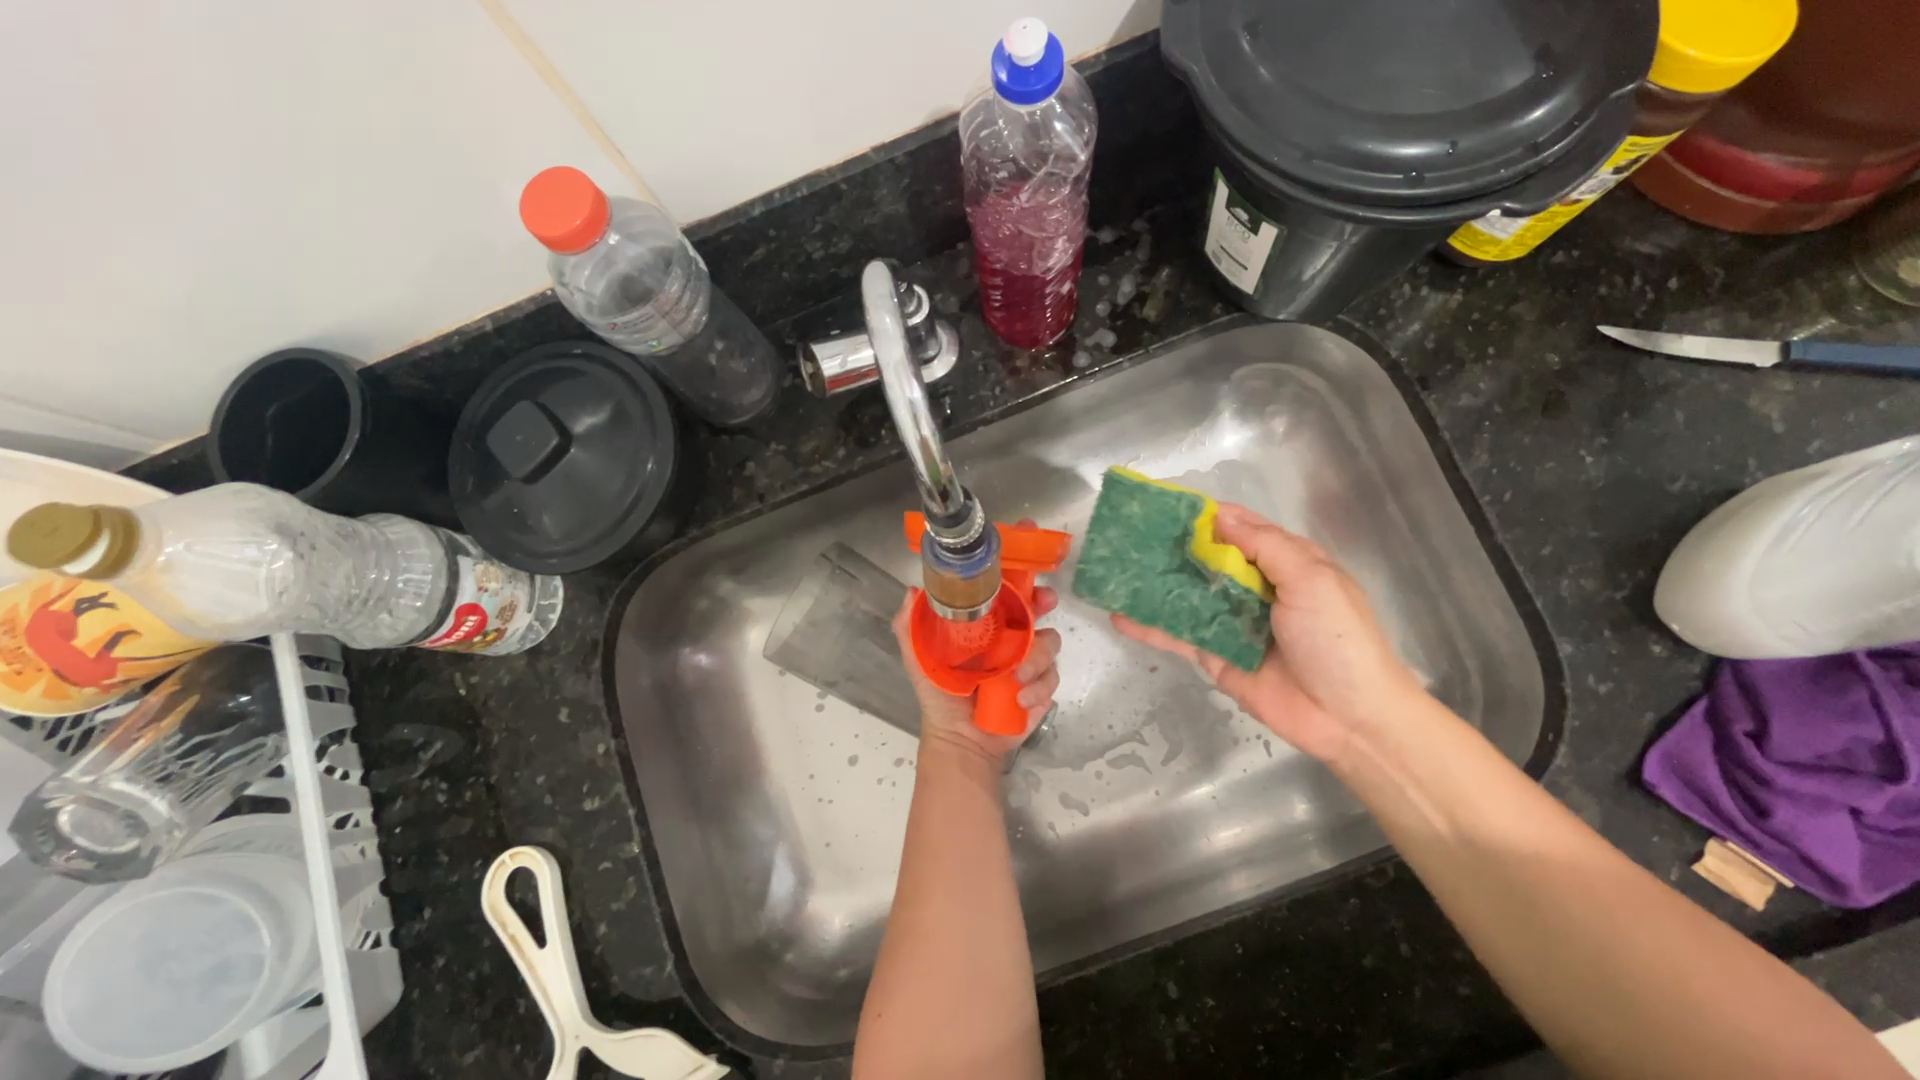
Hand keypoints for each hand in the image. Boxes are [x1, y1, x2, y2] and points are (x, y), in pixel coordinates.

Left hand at [893, 584, 1061, 767]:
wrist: (958, 739)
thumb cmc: (940, 695)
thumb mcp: (919, 660)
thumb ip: (910, 628)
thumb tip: (912, 591)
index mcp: (986, 627)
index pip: (1006, 596)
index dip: (1017, 583)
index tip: (1019, 580)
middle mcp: (1011, 639)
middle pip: (1038, 611)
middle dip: (1045, 602)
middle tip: (1044, 605)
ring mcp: (1031, 663)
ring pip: (1049, 643)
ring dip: (1037, 657)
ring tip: (1018, 677)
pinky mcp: (1042, 688)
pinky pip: (1051, 678)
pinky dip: (1038, 688)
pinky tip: (1019, 700)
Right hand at [1112, 503, 1422, 763]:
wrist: (1347, 716)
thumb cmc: (1337, 639)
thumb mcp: (1311, 579)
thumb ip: (1264, 545)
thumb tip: (1219, 514)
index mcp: (1286, 562)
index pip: (1241, 528)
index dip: (1207, 516)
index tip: (1166, 505)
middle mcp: (1255, 588)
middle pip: (1207, 560)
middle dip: (1172, 546)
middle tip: (1128, 534)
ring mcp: (1232, 623)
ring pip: (1186, 595)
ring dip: (1154, 582)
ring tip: (1114, 568)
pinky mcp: (1214, 655)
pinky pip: (1177, 636)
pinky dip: (1149, 627)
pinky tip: (1118, 615)